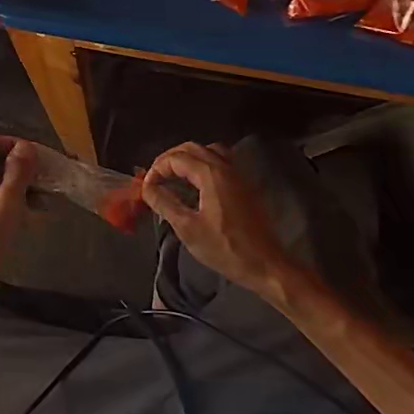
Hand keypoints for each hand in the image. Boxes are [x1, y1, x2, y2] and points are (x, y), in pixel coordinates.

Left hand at [0, 134, 35, 316]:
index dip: (15, 145)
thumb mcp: (6, 205)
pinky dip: (13, 197)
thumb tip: (27, 148)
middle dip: (21, 165)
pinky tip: (36, 207)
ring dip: (20, 182)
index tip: (40, 155)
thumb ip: (18, 172)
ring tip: (46, 192)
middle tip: (47, 173)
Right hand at [142, 142, 289, 293]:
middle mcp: (226, 167)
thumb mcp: (187, 228)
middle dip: (169, 159)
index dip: (157, 169)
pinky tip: (197, 182)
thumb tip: (147, 188)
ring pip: (209, 151)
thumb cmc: (225, 248)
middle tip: (155, 176)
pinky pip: (222, 161)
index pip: (176, 158)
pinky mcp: (246, 185)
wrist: (266, 265)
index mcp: (211, 174)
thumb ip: (164, 203)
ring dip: (188, 158)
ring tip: (174, 175)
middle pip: (193, 148)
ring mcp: (239, 175)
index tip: (147, 187)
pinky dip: (204, 163)